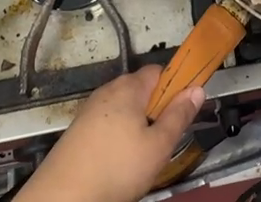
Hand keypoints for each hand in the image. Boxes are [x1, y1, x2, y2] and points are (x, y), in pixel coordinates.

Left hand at [18, 65, 202, 201]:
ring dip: (137, 125)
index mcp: (129, 87)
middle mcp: (108, 90)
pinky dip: (117, 136)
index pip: (160, 71)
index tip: (183, 110)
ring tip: (140, 156)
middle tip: (162, 140)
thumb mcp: (158, 146)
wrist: (63, 197)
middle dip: (155, 111)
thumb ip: (179, 116)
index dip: (175, 86)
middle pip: (141, 90)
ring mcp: (90, 109)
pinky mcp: (78, 129)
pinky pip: (107, 123)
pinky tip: (117, 162)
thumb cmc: (116, 168)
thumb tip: (197, 88)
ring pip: (124, 109)